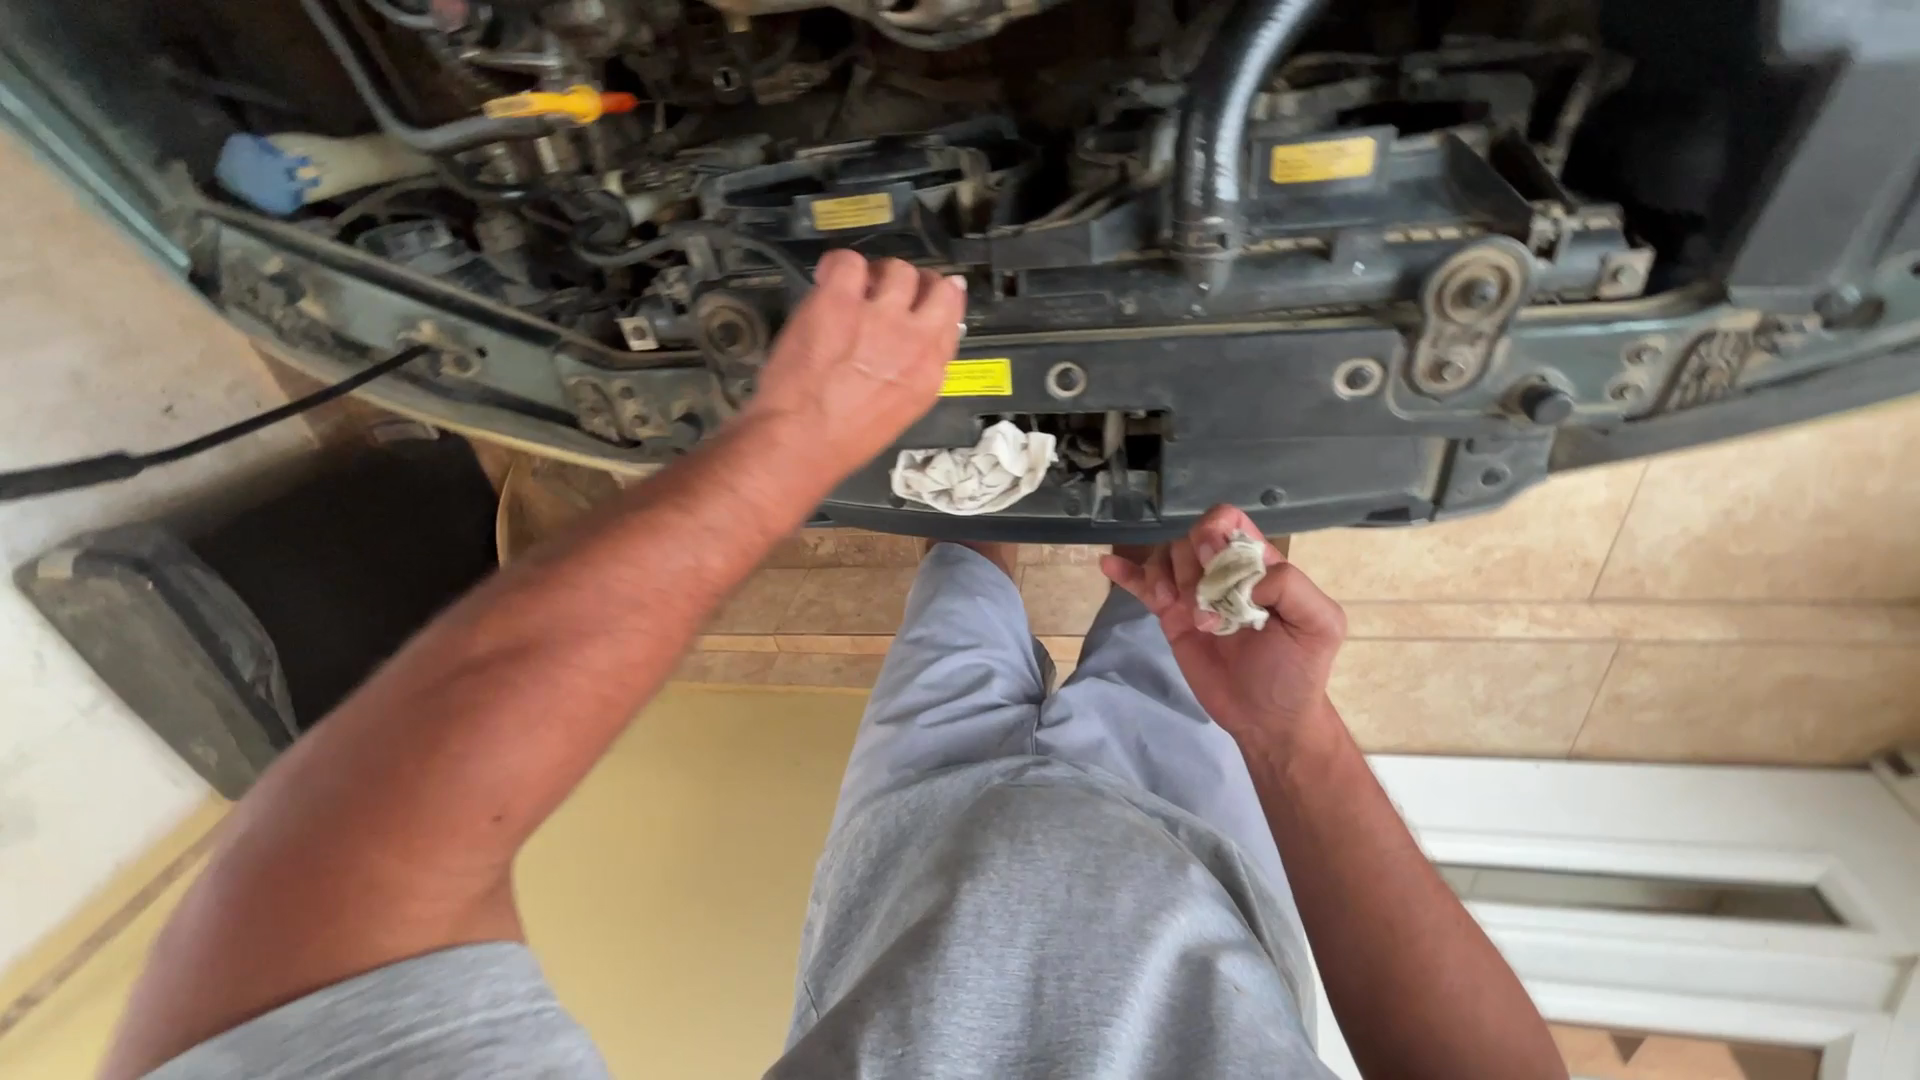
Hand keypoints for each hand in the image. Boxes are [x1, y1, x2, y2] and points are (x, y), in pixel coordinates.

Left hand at [748, 250, 965, 473]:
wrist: (801, 441)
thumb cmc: (844, 438)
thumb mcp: (901, 409)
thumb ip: (914, 371)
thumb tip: (913, 344)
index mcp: (930, 371)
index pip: (952, 314)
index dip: (939, 299)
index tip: (925, 297)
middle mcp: (914, 339)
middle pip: (933, 286)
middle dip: (915, 283)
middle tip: (890, 290)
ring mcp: (879, 316)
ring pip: (897, 269)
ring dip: (879, 273)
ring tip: (858, 287)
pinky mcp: (839, 301)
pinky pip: (849, 261)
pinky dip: (839, 265)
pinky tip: (829, 280)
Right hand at [1100, 505, 1346, 747]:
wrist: (1267, 717)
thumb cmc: (1298, 671)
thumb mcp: (1319, 625)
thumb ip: (1293, 586)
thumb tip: (1245, 577)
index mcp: (1259, 565)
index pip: (1230, 523)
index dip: (1215, 533)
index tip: (1213, 561)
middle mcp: (1223, 572)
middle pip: (1191, 538)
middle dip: (1191, 564)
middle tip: (1200, 599)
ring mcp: (1193, 593)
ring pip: (1166, 558)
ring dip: (1165, 577)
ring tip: (1180, 611)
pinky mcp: (1171, 616)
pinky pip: (1143, 586)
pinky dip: (1126, 572)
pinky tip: (1108, 565)